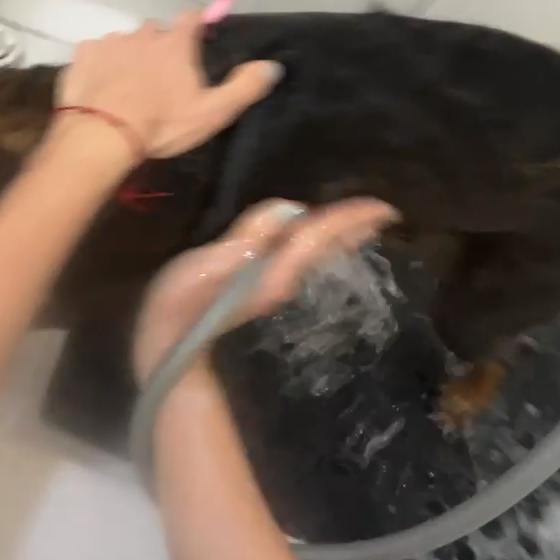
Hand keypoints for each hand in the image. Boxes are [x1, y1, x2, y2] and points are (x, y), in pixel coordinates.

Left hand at [57, 11, 283, 159]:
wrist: (101, 135)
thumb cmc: (161, 124)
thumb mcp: (211, 112)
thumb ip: (244, 87)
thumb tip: (272, 66)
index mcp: (175, 43)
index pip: (191, 17)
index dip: (196, 27)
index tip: (197, 41)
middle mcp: (143, 33)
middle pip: (156, 31)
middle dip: (159, 47)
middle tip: (160, 78)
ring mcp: (109, 42)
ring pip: (124, 42)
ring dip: (129, 57)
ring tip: (128, 87)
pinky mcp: (82, 55)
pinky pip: (95, 53)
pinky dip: (100, 65)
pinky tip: (101, 87)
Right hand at [132, 198, 397, 381]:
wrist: (173, 353)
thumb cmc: (183, 307)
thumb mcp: (205, 265)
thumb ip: (247, 237)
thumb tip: (289, 209)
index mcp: (276, 269)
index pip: (319, 237)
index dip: (348, 219)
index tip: (386, 207)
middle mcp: (286, 280)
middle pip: (328, 250)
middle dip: (355, 231)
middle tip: (385, 213)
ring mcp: (276, 290)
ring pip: (320, 259)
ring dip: (341, 241)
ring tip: (358, 227)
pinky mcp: (264, 294)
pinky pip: (304, 265)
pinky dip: (320, 251)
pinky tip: (318, 249)